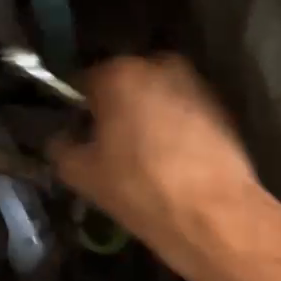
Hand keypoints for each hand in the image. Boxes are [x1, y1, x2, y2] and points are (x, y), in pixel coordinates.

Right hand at [49, 54, 277, 280]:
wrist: (214, 215)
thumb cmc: (139, 189)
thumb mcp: (81, 174)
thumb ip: (60, 147)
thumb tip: (59, 139)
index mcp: (119, 73)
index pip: (84, 82)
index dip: (77, 109)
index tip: (75, 135)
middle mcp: (159, 65)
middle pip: (124, 85)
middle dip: (114, 110)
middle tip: (106, 147)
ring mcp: (195, 84)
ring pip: (156, 97)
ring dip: (145, 118)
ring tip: (138, 157)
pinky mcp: (221, 108)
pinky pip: (182, 112)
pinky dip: (172, 129)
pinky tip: (168, 161)